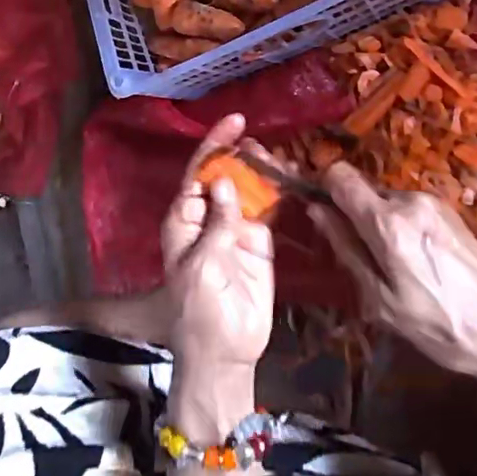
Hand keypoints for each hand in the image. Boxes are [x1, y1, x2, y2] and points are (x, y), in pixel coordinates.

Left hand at [161, 115, 275, 368]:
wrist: (226, 353)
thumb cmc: (200, 311)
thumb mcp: (202, 266)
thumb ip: (216, 224)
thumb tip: (224, 180)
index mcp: (185, 217)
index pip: (198, 172)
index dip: (213, 145)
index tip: (233, 122)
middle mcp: (209, 215)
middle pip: (225, 174)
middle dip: (241, 153)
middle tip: (262, 144)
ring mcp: (235, 226)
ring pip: (248, 187)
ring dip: (262, 169)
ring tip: (279, 156)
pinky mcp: (259, 241)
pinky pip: (268, 209)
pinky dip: (279, 192)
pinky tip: (291, 176)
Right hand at [309, 161, 476, 390]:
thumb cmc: (440, 325)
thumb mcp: (381, 300)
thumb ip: (346, 249)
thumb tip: (317, 212)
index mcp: (386, 221)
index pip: (339, 175)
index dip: (324, 188)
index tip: (322, 213)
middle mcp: (408, 200)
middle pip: (363, 190)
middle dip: (354, 215)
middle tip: (362, 257)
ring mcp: (432, 202)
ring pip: (385, 200)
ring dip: (379, 223)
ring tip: (395, 267)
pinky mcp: (449, 210)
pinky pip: (408, 208)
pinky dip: (401, 227)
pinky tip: (419, 263)